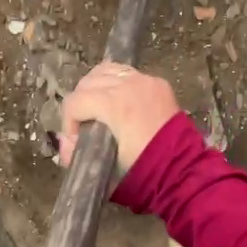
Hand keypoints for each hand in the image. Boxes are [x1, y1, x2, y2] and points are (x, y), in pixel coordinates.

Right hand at [57, 62, 180, 172]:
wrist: (182, 172)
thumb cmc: (142, 175)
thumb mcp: (104, 171)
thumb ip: (77, 156)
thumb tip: (64, 144)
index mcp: (114, 106)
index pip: (74, 102)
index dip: (68, 122)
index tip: (75, 141)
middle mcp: (128, 85)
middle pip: (87, 83)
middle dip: (80, 105)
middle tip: (84, 127)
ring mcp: (144, 81)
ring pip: (106, 71)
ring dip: (95, 89)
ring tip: (97, 110)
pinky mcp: (156, 83)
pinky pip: (127, 74)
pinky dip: (116, 84)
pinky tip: (116, 101)